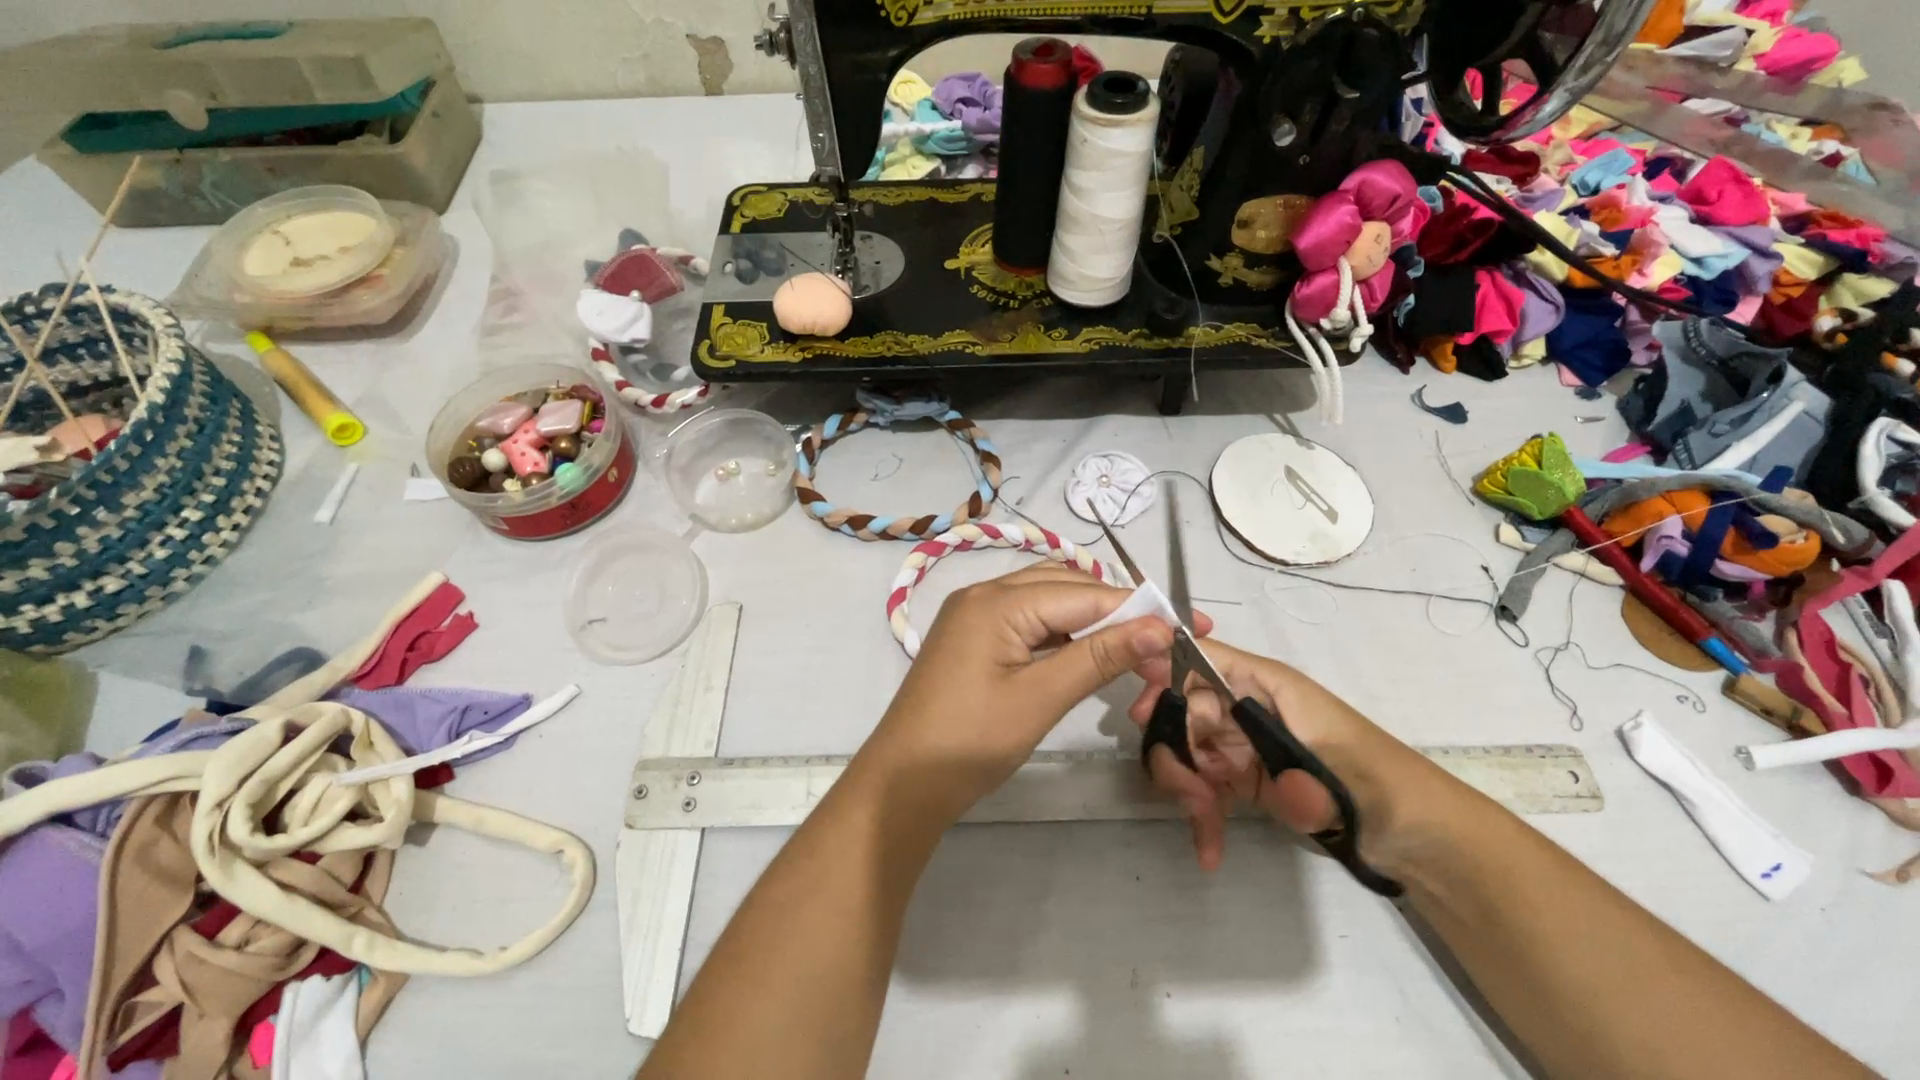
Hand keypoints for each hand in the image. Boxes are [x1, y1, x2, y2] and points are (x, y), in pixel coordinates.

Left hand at [858, 564, 1206, 825]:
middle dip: (1119, 611)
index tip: (1191, 628)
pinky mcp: (972, 638)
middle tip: (1167, 643)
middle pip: (1066, 587)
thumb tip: (1159, 627)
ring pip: (1047, 601)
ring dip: (1092, 620)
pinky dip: (1063, 633)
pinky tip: (1090, 651)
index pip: (1085, 594)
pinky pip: (1028, 621)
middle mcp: (984, 595)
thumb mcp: (1041, 698)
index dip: (1141, 610)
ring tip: (1138, 647)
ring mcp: (974, 615)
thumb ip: (1100, 656)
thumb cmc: (971, 741)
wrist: (905, 781)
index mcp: (997, 602)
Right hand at [1129, 638, 1435, 873]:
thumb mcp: (1354, 781)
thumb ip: (1313, 788)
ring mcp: (1245, 747)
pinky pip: (1205, 788)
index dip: (1167, 675)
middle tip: (1185, 793)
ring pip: (1188, 752)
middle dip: (1174, 749)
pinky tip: (1208, 852)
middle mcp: (1251, 710)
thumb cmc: (1389, 789)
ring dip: (1185, 788)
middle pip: (1185, 711)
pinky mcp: (1246, 782)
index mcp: (1273, 689)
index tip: (1142, 712)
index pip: (1206, 662)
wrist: (1420, 840)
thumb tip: (1283, 792)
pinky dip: (1201, 817)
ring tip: (1204, 825)